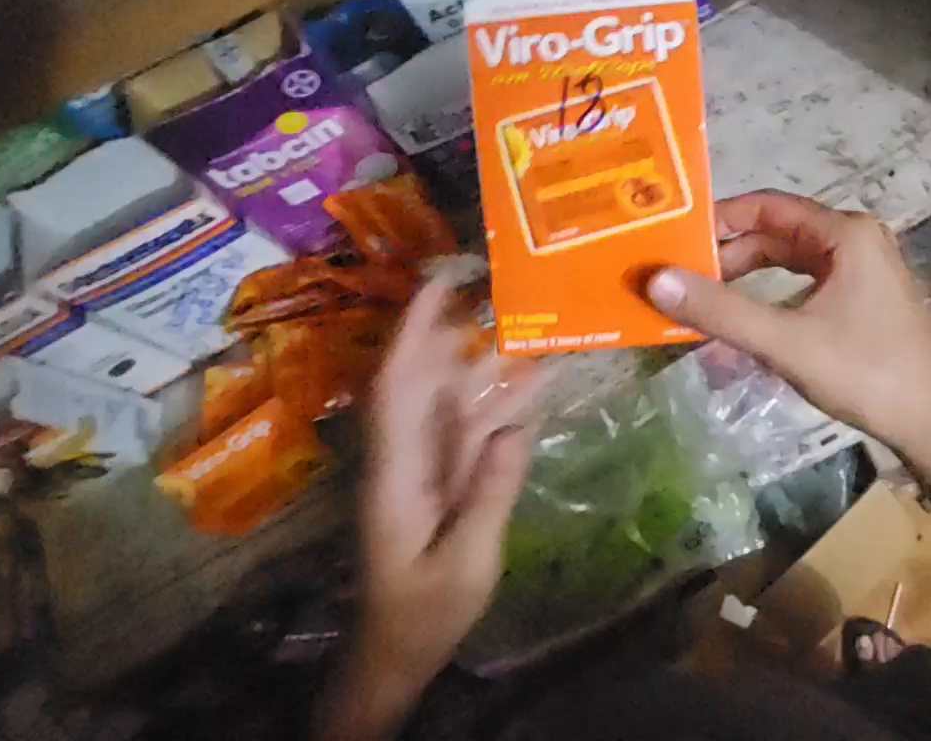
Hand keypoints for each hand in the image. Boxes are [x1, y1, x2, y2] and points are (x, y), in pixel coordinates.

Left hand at [317, 276, 544, 740]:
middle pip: (423, 374)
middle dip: (449, 324)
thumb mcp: (463, 562)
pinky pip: (473, 422)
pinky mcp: (445, 472)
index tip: (436, 282)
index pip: (397, 384)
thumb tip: (515, 428)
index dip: (413, 329)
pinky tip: (535, 377)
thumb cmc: (424, 610)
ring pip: (451, 393)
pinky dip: (501, 395)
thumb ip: (488, 495)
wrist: (399, 647)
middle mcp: (407, 451)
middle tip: (494, 284)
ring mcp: (426, 460)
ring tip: (523, 317)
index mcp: (396, 468)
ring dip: (482, 354)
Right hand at [645, 191, 930, 465]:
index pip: (768, 206)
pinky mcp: (867, 298)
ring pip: (793, 260)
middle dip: (730, 253)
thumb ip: (720, 310)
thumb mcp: (785, 341)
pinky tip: (748, 315)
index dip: (720, 218)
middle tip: (683, 275)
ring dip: (750, 274)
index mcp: (846, 233)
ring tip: (705, 295)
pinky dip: (774, 293)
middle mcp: (858, 240)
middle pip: (780, 233)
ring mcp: (866, 270)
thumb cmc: (865, 374)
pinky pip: (809, 282)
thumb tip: (656, 279)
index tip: (678, 237)